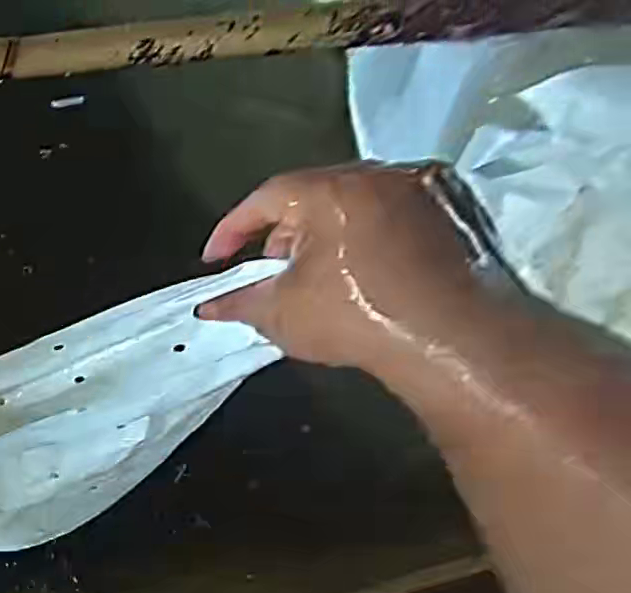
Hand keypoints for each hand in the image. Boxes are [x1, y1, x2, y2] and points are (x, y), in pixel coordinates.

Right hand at [197, 163, 512, 374]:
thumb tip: (213, 305)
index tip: (215, 257)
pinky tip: (348, 272)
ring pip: (356, 199)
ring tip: (304, 273)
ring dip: (321, 231)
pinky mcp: (458, 211)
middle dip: (278, 229)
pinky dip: (361, 234)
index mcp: (338, 193)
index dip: (231, 228)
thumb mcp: (274, 312)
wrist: (449, 334)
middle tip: (260, 267)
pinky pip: (392, 211)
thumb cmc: (358, 315)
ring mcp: (431, 191)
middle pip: (315, 191)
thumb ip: (236, 301)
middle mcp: (389, 178)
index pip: (268, 195)